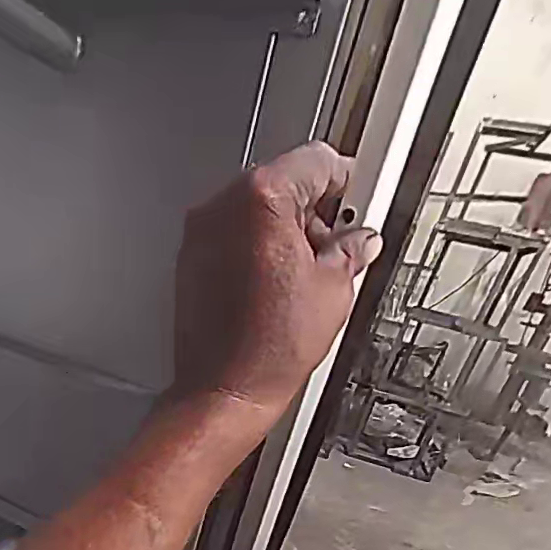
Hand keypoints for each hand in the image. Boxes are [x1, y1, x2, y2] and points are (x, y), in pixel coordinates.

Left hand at [173, 142, 383, 419]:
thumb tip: (359, 241)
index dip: (346, 180)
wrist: (227, 390)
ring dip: (284, 231)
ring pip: (256, 210)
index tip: (356, 197)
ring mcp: (202, 233)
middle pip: (282, 183)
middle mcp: (223, 207)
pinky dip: (256, 249)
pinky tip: (275, 288)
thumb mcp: (333, 292)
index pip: (315, 159)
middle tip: (337, 245)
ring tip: (303, 277)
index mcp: (262, 200)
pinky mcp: (191, 260)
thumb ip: (350, 251)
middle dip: (314, 211)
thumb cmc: (268, 352)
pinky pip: (233, 236)